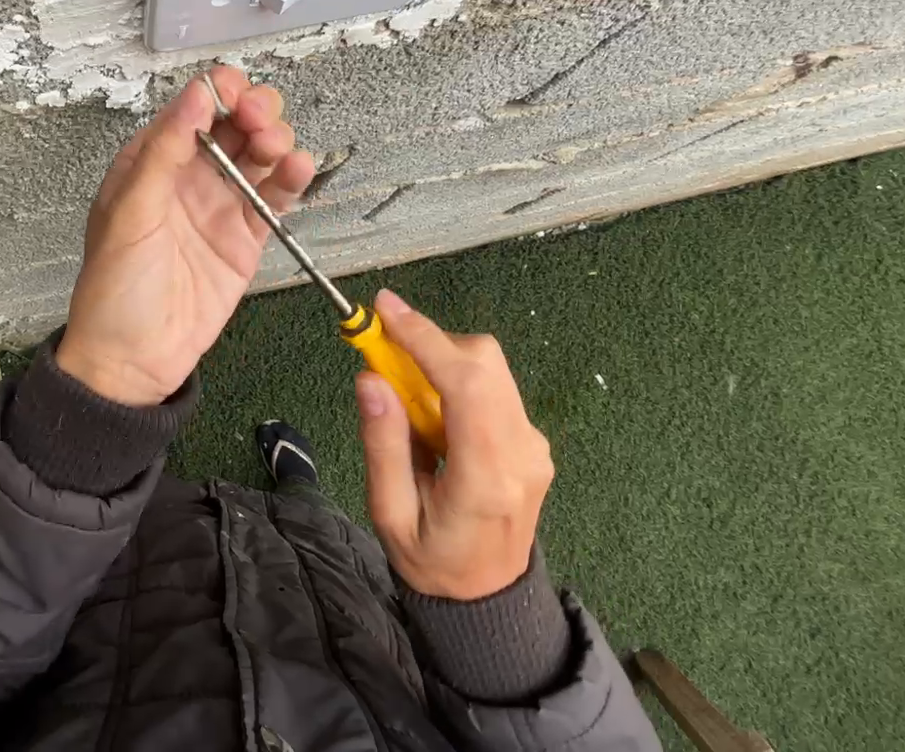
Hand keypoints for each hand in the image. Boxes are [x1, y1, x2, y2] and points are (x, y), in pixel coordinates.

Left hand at [55, 66, 315, 407]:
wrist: (134, 360)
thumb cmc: (115, 287)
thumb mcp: (129, 213)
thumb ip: (163, 152)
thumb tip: (196, 95)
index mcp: (150, 162)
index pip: (191, 109)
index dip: (217, 93)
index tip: (236, 93)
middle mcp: (188, 176)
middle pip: (233, 126)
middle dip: (254, 112)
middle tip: (260, 123)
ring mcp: (220, 206)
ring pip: (258, 156)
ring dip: (276, 140)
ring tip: (279, 149)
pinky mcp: (246, 237)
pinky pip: (274, 198)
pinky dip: (291, 179)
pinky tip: (299, 168)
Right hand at [355, 289, 553, 599]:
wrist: (489, 598)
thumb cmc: (432, 560)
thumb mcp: (391, 513)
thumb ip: (383, 444)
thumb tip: (370, 378)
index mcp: (487, 476)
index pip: (465, 384)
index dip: (423, 336)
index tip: (384, 307)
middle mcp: (522, 452)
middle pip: (484, 362)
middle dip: (429, 341)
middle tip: (382, 353)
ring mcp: (534, 444)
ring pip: (490, 367)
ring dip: (440, 360)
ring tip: (403, 395)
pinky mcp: (531, 439)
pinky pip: (492, 386)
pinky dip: (454, 378)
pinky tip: (430, 412)